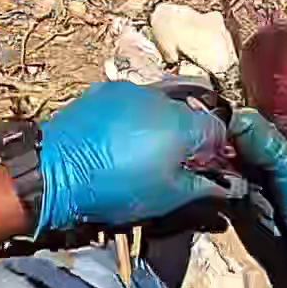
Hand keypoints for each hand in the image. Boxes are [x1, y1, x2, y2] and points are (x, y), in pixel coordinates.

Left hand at [36, 81, 228, 235]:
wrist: (57, 169)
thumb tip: (229, 185)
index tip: (207, 167)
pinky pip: (133, 100)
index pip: (219, 129)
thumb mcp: (166, 198)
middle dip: (189, 135)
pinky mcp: (109, 89)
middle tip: (174, 162)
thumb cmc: (116, 187)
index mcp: (184, 124)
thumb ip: (203, 186)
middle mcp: (163, 99)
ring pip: (162, 105)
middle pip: (191, 113)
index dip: (216, 150)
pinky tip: (120, 137)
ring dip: (162, 124)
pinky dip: (135, 116)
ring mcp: (134, 90)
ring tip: (143, 149)